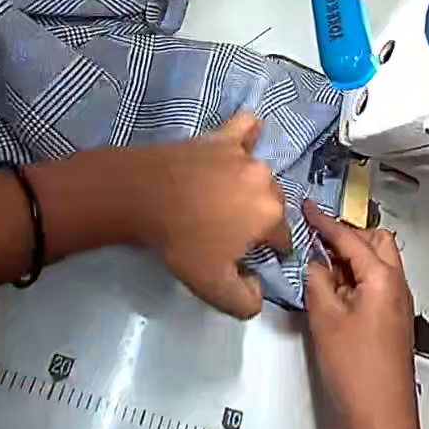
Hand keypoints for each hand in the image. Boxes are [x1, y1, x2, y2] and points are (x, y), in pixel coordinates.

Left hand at [27, 112, 291, 318]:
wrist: (144, 195)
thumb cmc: (181, 240)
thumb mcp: (213, 287)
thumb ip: (247, 301)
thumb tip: (258, 287)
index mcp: (270, 215)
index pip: (283, 239)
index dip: (269, 251)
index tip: (247, 255)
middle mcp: (265, 180)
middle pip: (273, 204)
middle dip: (259, 219)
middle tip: (229, 229)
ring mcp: (244, 155)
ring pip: (260, 173)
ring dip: (251, 186)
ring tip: (225, 197)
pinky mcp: (222, 136)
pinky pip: (246, 126)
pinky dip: (248, 134)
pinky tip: (241, 143)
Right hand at [303, 200, 418, 428]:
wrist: (381, 419)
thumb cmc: (354, 366)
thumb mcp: (324, 316)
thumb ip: (316, 279)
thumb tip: (313, 261)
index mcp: (382, 277)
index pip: (350, 238)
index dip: (324, 220)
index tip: (306, 205)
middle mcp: (397, 284)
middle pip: (376, 241)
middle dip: (347, 234)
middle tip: (316, 237)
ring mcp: (398, 303)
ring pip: (378, 261)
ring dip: (352, 254)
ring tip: (320, 261)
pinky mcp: (393, 320)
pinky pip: (376, 280)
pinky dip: (356, 273)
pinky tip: (333, 286)